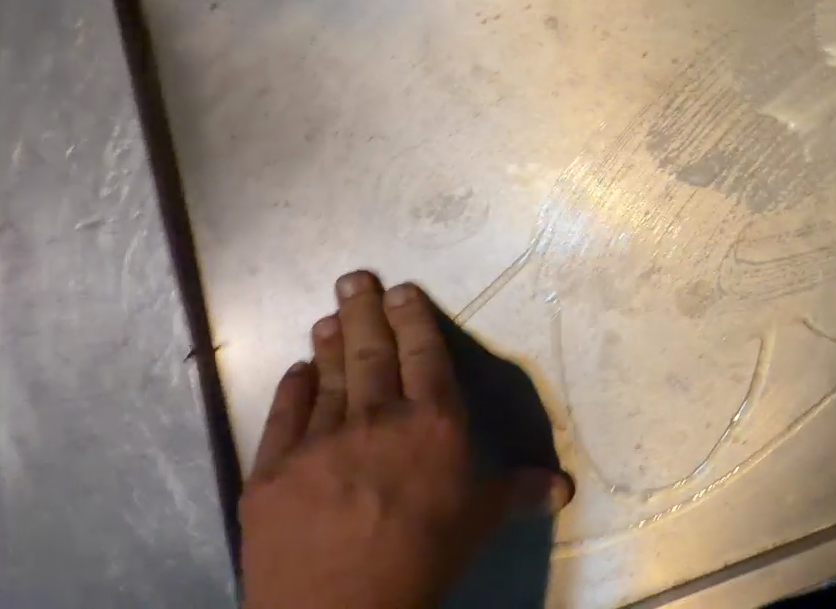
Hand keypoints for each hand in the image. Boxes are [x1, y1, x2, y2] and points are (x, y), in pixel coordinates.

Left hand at [239, 272, 574, 608]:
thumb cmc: (423, 558)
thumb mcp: (480, 520)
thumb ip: (517, 491)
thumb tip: (564, 488)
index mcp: (435, 422)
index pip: (424, 355)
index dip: (414, 319)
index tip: (403, 290)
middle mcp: (379, 419)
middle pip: (372, 354)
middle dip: (366, 311)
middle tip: (354, 277)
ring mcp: (319, 443)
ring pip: (328, 378)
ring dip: (331, 343)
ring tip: (330, 314)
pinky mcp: (271, 474)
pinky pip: (282, 419)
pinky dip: (291, 390)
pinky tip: (295, 370)